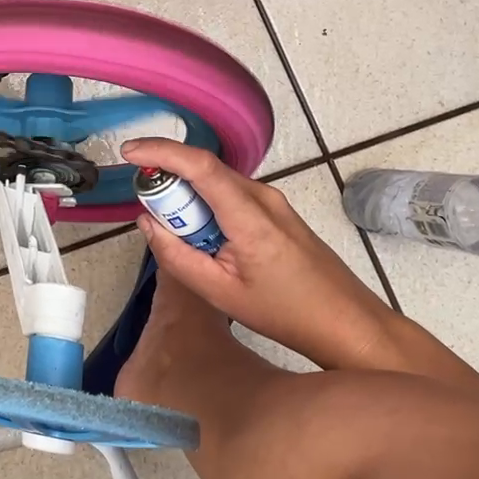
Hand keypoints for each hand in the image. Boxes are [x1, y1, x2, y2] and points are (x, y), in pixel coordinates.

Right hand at [124, 138, 391, 367]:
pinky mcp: (275, 210)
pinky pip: (229, 192)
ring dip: (187, 192)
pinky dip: (205, 203)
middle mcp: (263, 197)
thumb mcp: (221, 294)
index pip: (200, 166)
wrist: (351, 325)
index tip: (128, 152)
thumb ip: (176, 256)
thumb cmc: (287, 314)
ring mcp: (273, 201)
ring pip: (216, 180)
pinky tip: (200, 232)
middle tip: (144, 201)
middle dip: (167, 176)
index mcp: (250, 217)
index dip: (161, 152)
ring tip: (170, 224)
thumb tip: (146, 222)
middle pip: (204, 169)